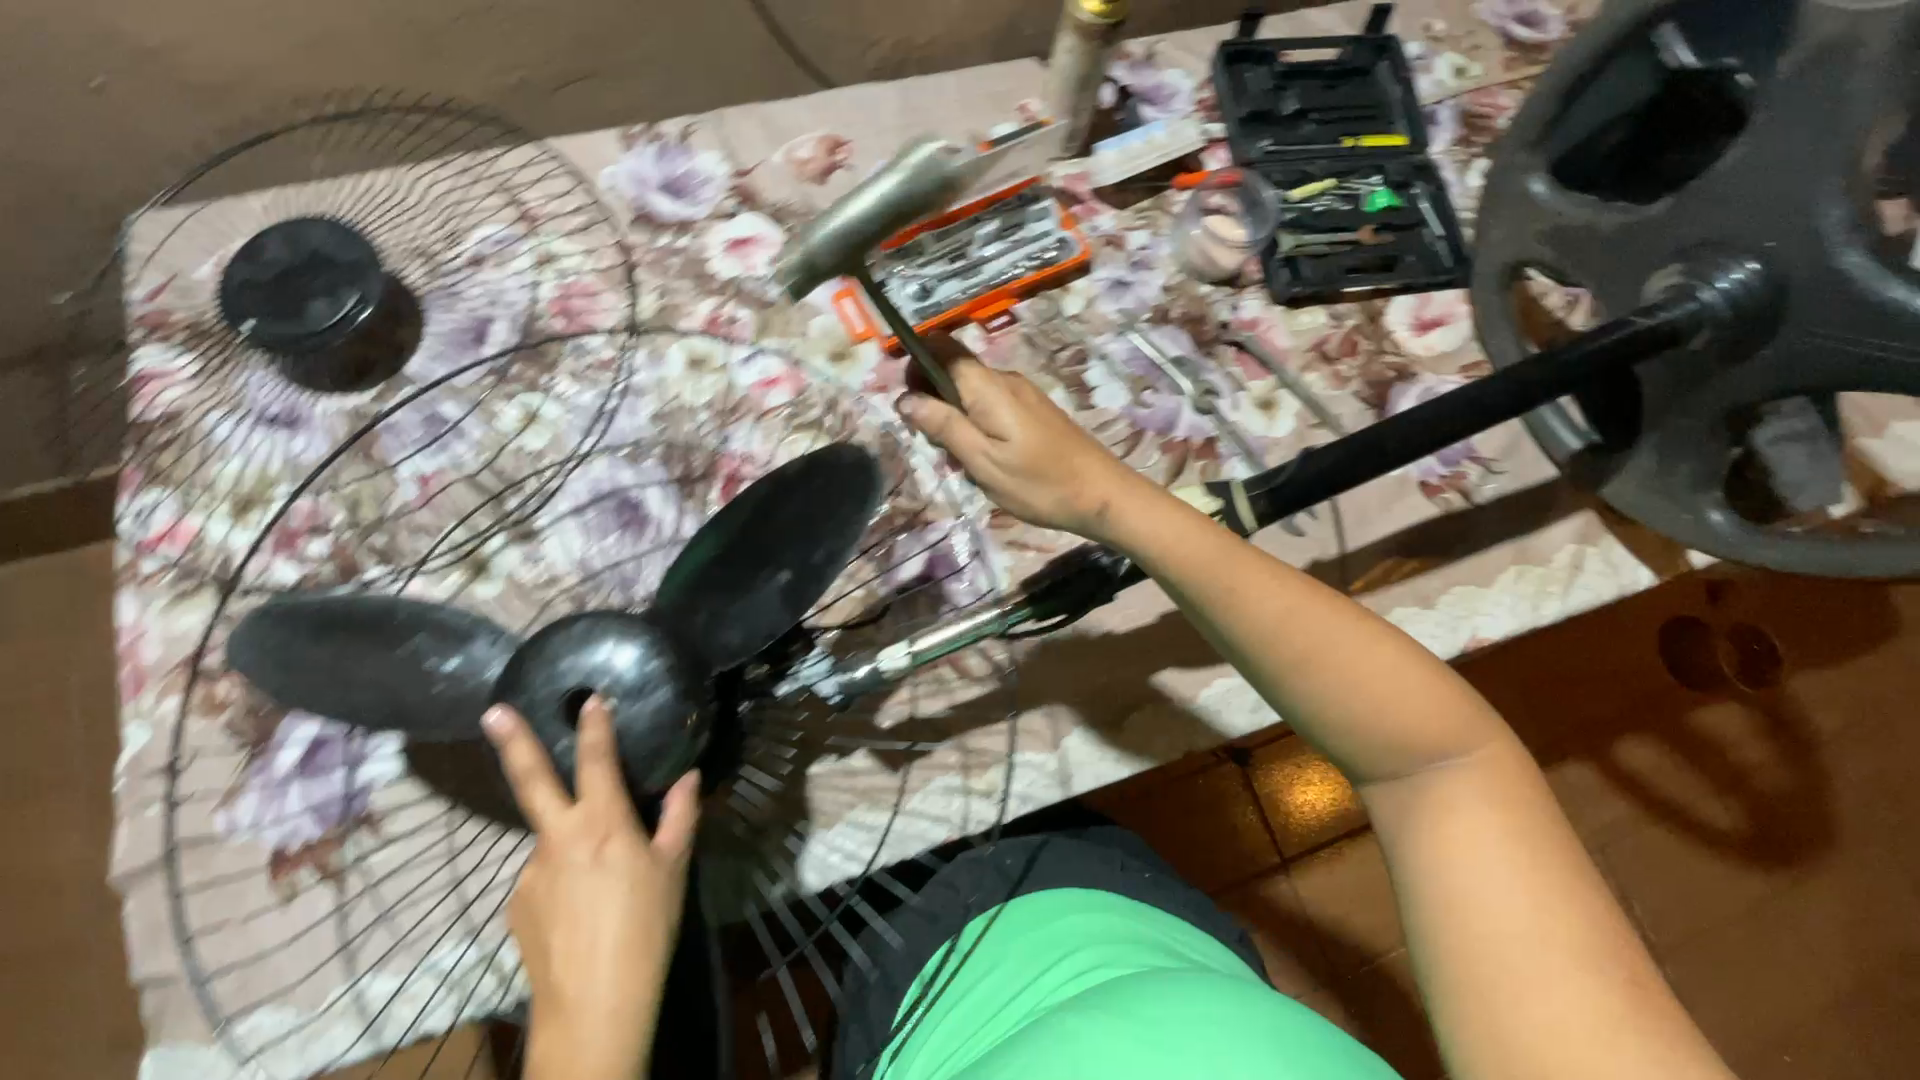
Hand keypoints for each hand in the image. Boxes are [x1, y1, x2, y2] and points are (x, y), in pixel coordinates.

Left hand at [482, 697, 700, 1079]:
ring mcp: (530, 871)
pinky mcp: (516, 902)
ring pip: (551, 841)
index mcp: (603, 824)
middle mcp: (559, 838)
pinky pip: (543, 877)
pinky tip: (582, 911)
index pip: (596, 760)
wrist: (594, 1002)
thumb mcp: (674, 869)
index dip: (594, 725)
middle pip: (531, 779)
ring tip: (600, 890)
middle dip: (512, 741)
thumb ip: (680, 817)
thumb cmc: (647, 927)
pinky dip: (562, 881)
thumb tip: (689, 778)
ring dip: (569, 846)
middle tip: (492, 711)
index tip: (588, 698)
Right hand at [897, 357, 1155, 542]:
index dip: (915, 362)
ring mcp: (1021, 393)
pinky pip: (990, 404)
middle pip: (953, 369)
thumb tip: (903, 398)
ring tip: (958, 458)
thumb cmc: (1038, 483)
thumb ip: (942, 425)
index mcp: (987, 386)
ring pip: (970, 389)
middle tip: (932, 442)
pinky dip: (974, 423)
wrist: (1101, 495)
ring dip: (952, 415)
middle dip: (931, 397)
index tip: (903, 396)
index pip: (941, 348)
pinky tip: (982, 458)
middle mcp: (1004, 379)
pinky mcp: (1032, 410)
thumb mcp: (981, 461)